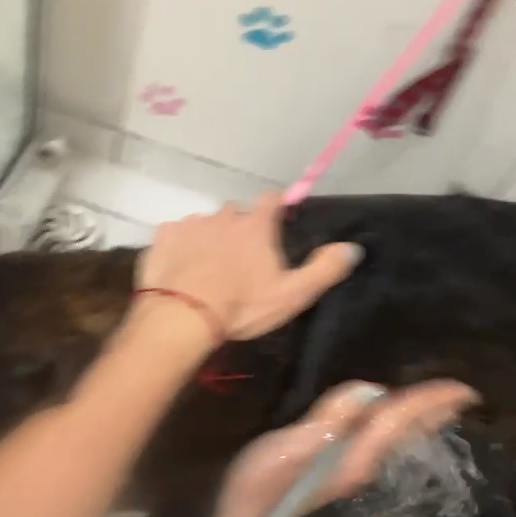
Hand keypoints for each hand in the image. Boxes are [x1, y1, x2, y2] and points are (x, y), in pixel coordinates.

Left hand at [137, 193, 363, 341]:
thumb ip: (324, 269)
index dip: (276, 209)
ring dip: (209, 239)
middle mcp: (223, 215)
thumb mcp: (291, 294)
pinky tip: (181, 269)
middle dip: (239, 229)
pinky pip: (175, 235)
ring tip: (208, 269)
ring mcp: (189, 224)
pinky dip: (180, 247)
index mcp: (255, 225)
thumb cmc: (241, 306)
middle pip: (236, 213)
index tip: (277, 223)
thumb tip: (352, 248)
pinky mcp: (162, 237)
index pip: (271, 199)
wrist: (181, 317)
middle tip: (240, 260)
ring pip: (204, 224)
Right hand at [212, 380, 477, 516]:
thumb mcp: (285, 447)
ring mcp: (356, 472)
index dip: (428, 401)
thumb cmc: (263, 489)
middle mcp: (366, 462)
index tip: (466, 389)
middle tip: (465, 395)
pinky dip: (400, 433)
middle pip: (408, 432)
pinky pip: (384, 447)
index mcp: (356, 451)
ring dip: (421, 423)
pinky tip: (398, 431)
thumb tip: (369, 391)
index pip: (399, 419)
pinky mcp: (344, 476)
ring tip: (438, 409)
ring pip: (400, 441)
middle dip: (435, 413)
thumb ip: (327, 419)